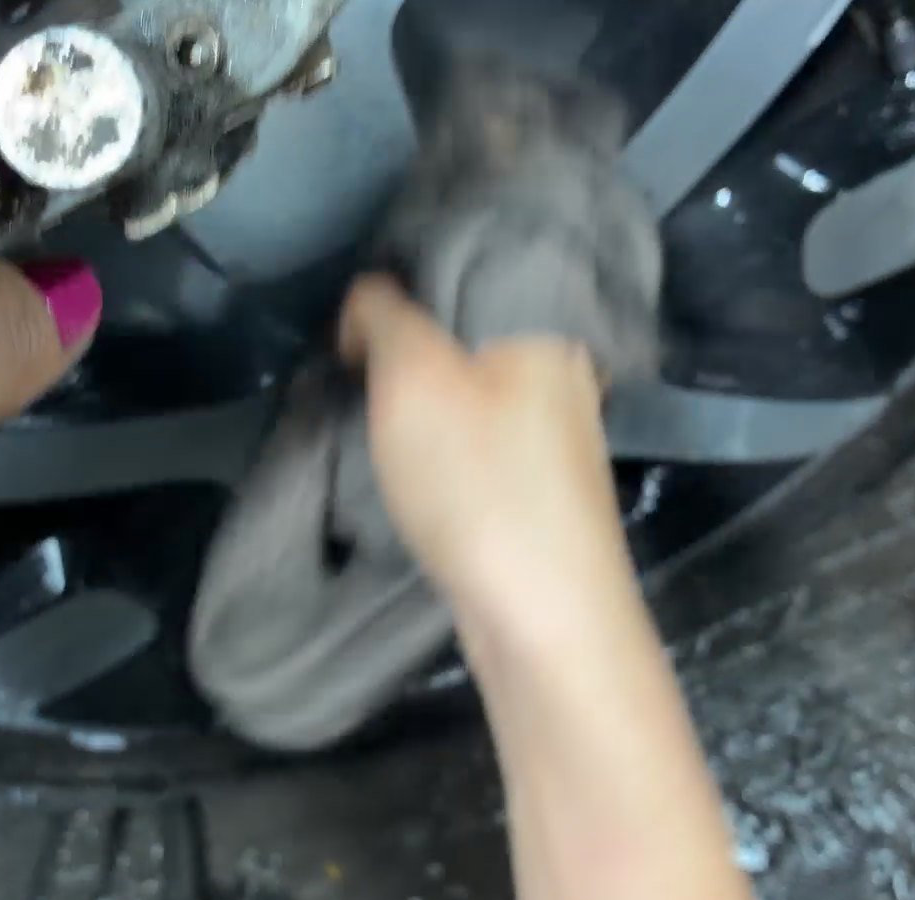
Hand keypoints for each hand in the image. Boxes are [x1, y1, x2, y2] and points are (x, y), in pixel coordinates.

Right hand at [338, 275, 630, 606]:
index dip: (400, 286)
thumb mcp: (411, 377)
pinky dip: (443, 441)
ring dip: (423, 399)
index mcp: (545, 327)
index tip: (352, 322)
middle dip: (408, 347)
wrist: (540, 614)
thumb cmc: (478, 484)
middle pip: (468, 334)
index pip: (466, 269)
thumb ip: (382, 317)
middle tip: (352, 367)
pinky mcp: (540, 488)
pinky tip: (417, 463)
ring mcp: (557, 436)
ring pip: (472, 390)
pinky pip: (480, 439)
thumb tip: (367, 303)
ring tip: (374, 412)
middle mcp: (563, 373)